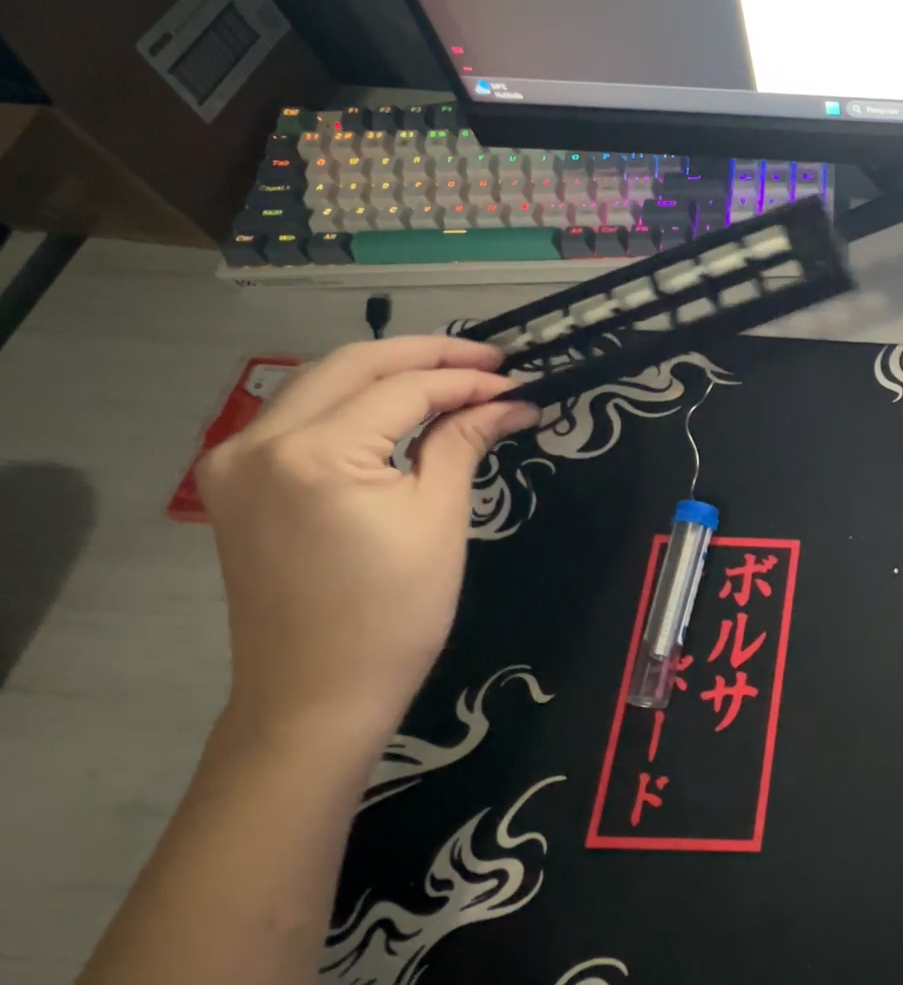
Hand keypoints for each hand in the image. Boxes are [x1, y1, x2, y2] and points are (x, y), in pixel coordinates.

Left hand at [198, 337, 537, 739]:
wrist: (315, 694)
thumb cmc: (394, 613)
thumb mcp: (439, 519)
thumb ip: (462, 443)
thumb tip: (509, 402)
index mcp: (314, 453)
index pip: (403, 389)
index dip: (467, 379)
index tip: (519, 382)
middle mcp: (258, 442)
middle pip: (351, 367)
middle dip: (425, 355)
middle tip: (491, 361)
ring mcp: (236, 461)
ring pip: (320, 385)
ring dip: (388, 374)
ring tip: (454, 378)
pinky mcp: (236, 484)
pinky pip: (300, 418)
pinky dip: (354, 404)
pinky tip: (398, 410)